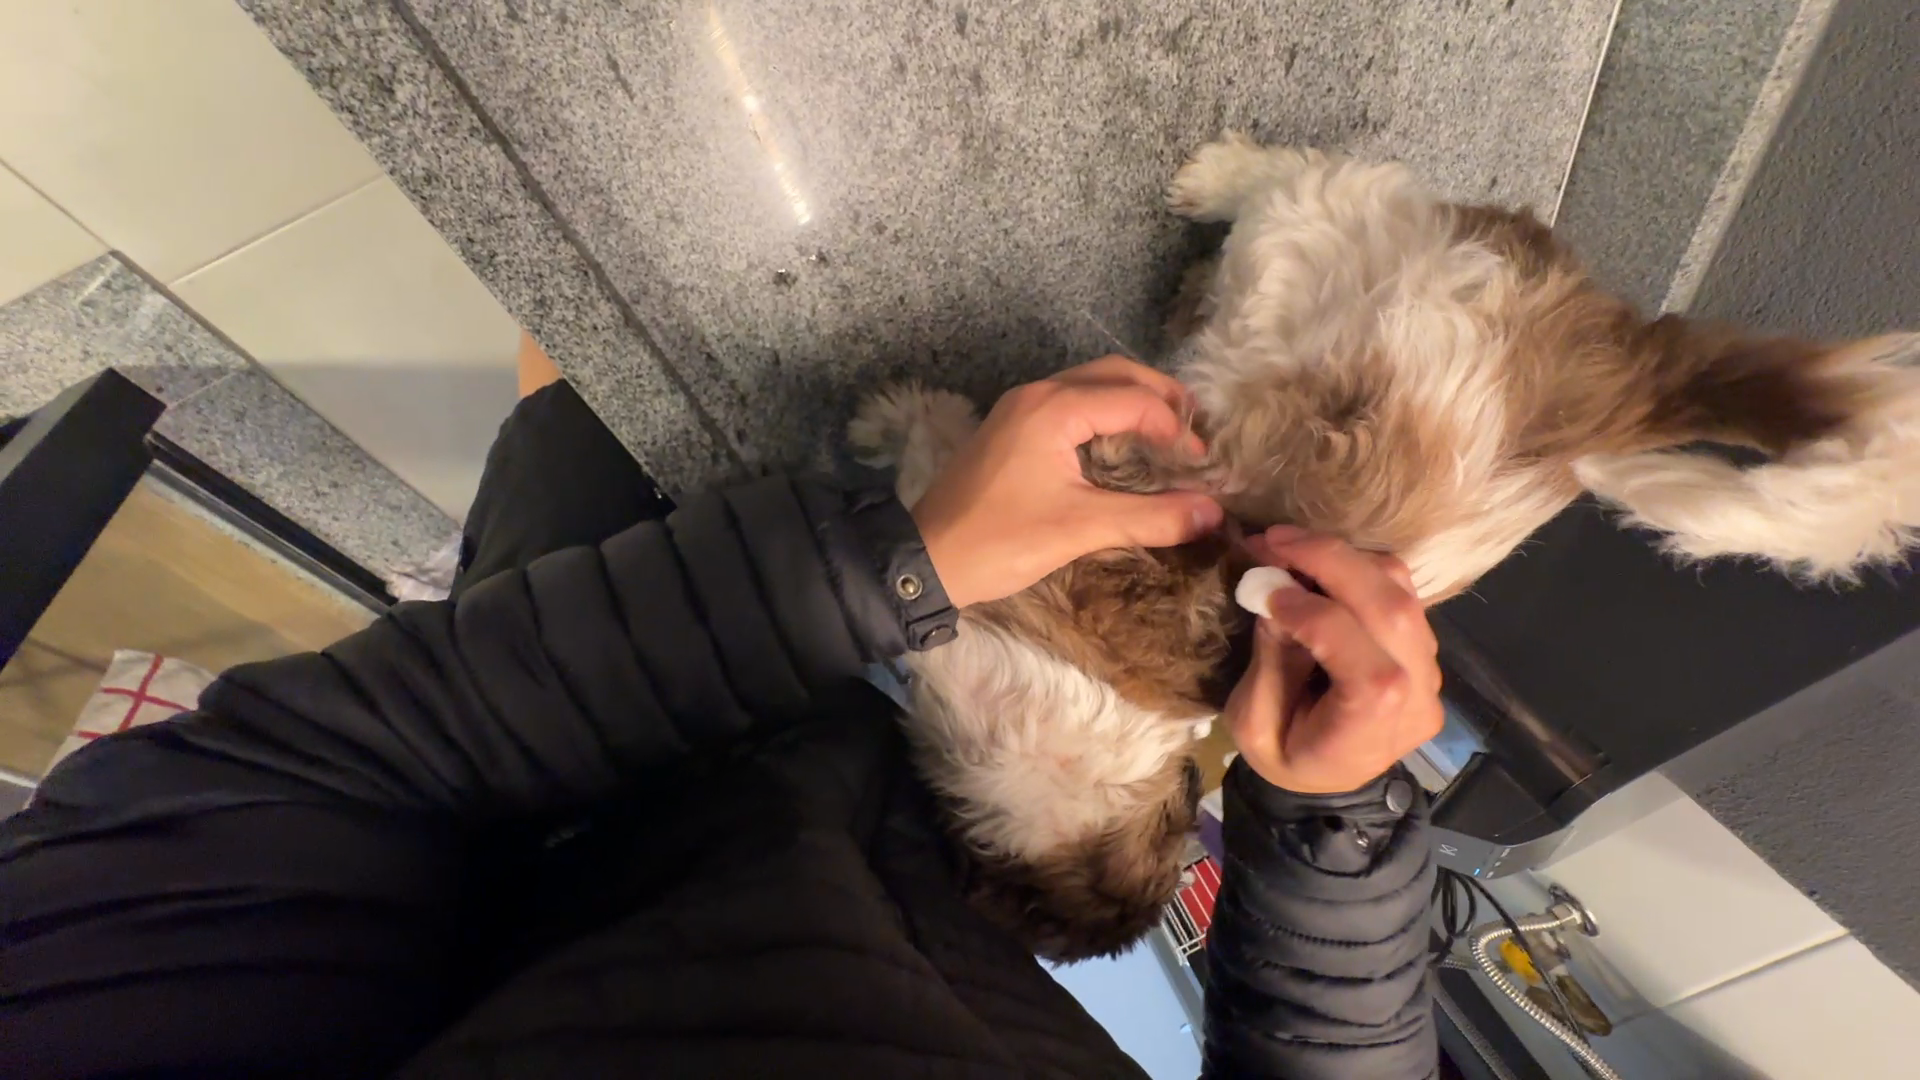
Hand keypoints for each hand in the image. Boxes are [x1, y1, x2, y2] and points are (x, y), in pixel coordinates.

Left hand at [911, 356, 1224, 607]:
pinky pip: (1066, 406)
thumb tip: (1212, 513)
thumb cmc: (1001, 540)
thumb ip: (1150, 517)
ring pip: (1087, 386)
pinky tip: (1118, 446)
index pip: (1134, 400)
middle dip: (1158, 395)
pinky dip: (1101, 415)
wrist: (926, 558)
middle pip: (1113, 374)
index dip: (1175, 428)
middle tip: (1193, 428)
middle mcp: (1036, 395)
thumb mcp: (1079, 528)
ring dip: (1129, 401)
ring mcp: (1018, 410)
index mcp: (1054, 408)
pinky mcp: (1008, 431)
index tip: (1201, 464)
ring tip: (1165, 433)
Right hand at [1223, 527, 1443, 793]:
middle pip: (1394, 611)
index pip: (1367, 666)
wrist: (1324, 779)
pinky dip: (1356, 566)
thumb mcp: (1254, 726)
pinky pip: (1399, 592)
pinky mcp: (1420, 647)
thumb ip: (1270, 665)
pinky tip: (1313, 563)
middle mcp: (1417, 695)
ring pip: (1402, 591)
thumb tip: (1276, 599)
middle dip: (1331, 561)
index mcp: (1374, 728)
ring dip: (1343, 556)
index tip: (1263, 591)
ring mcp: (1428, 669)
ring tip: (1288, 545)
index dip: (1314, 617)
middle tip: (1273, 539)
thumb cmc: (1283, 758)